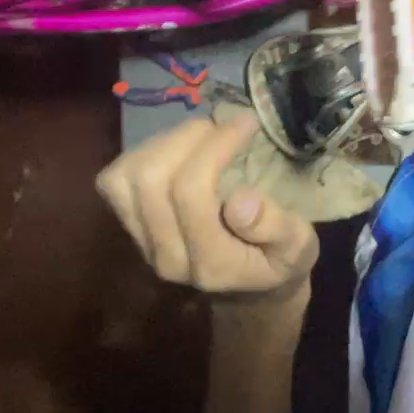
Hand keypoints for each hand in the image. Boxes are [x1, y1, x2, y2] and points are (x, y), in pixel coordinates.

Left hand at [96, 114, 318, 298]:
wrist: (248, 290)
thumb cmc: (278, 261)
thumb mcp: (299, 249)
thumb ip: (276, 228)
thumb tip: (239, 201)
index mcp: (211, 263)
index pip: (191, 192)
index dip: (215, 146)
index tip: (247, 122)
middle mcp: (167, 256)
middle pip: (151, 180)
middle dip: (187, 138)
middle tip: (221, 126)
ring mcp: (143, 244)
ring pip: (126, 178)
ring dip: (163, 143)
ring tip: (199, 135)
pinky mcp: (131, 228)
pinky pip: (115, 182)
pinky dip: (140, 155)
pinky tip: (176, 150)